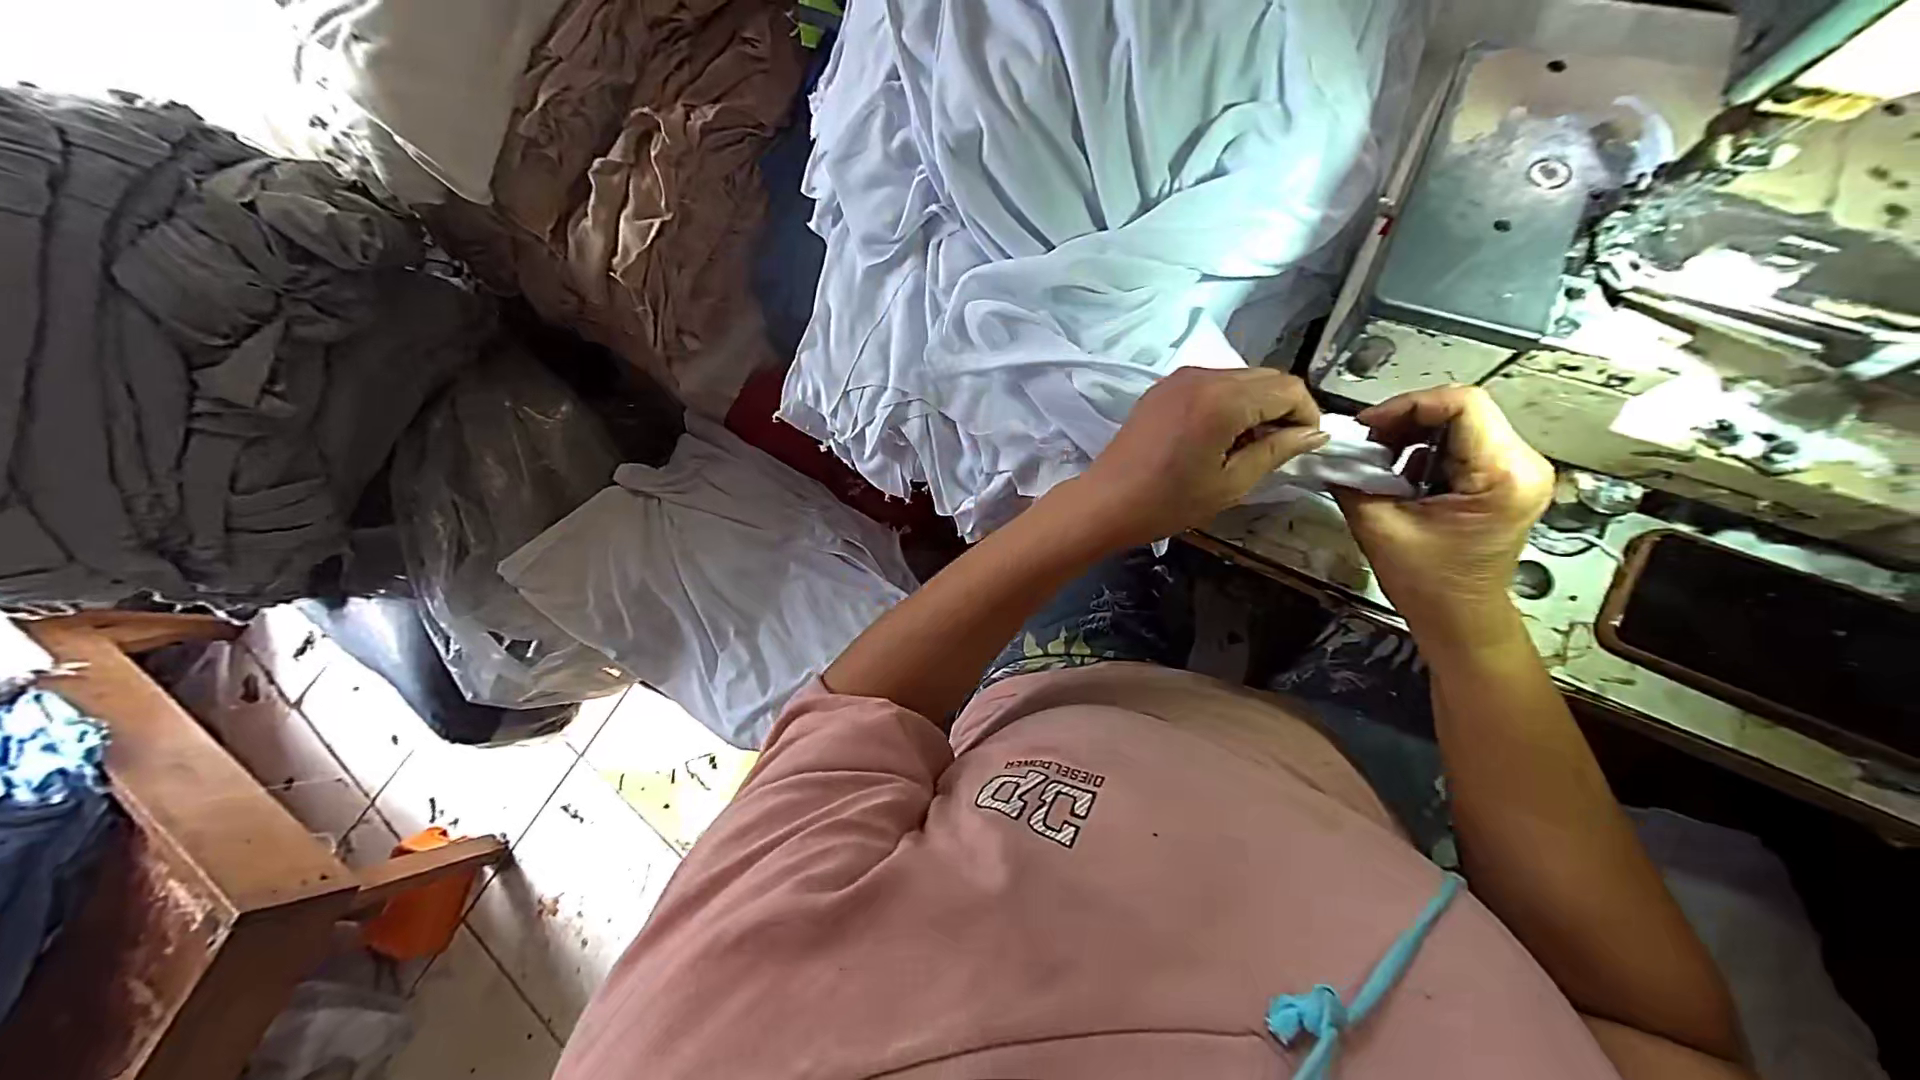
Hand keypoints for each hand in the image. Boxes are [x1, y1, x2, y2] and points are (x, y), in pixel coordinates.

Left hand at [1061, 367, 1328, 549]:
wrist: (1104, 503)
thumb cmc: (1167, 502)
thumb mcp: (1231, 483)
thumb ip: (1277, 451)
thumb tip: (1314, 433)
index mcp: (1223, 398)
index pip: (1289, 388)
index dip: (1307, 415)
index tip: (1304, 446)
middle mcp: (1203, 376)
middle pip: (1266, 378)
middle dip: (1282, 408)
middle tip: (1277, 449)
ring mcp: (1179, 378)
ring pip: (1240, 379)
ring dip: (1255, 405)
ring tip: (1245, 447)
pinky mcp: (1163, 388)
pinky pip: (1211, 384)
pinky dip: (1227, 403)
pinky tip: (1217, 437)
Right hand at [1333, 385, 1553, 640]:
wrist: (1459, 616)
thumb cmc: (1427, 583)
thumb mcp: (1378, 526)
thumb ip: (1353, 480)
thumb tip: (1334, 451)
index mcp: (1502, 475)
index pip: (1462, 404)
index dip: (1408, 405)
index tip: (1369, 425)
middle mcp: (1524, 464)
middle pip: (1462, 409)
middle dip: (1406, 420)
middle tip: (1368, 443)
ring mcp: (1519, 470)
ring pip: (1461, 422)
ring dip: (1413, 434)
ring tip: (1381, 460)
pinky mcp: (1505, 477)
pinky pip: (1463, 442)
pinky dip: (1424, 448)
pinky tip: (1401, 473)